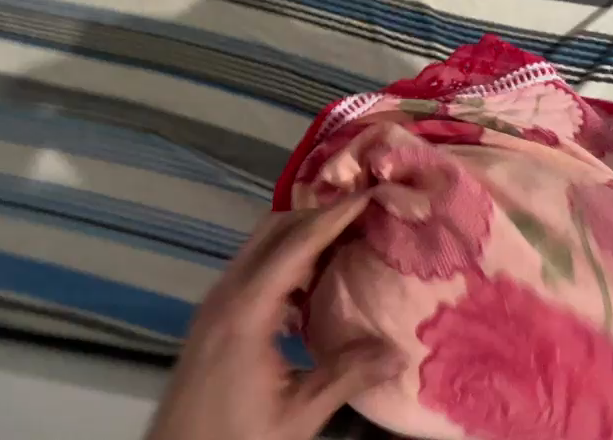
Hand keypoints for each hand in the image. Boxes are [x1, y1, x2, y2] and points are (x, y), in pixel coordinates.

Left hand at [147, 193, 403, 439]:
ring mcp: (216, 297)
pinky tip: (310, 280)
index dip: (333, 217)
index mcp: (247, 308)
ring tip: (344, 239)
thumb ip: (344, 377)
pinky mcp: (213, 310)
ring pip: (261, 243)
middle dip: (318, 215)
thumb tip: (398, 351)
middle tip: (362, 214)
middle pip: (275, 230)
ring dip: (300, 234)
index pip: (295, 244)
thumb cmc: (235, 436)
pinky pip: (252, 265)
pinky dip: (283, 257)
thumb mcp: (296, 416)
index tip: (366, 196)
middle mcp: (227, 289)